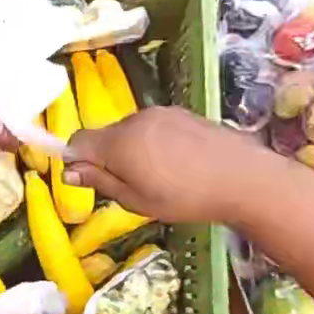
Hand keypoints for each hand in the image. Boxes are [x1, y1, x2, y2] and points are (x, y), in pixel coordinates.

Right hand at [64, 107, 273, 222]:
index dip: (76, 159)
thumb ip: (100, 182)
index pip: (77, 141)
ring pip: (128, 130)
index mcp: (119, 143)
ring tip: (160, 175)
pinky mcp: (179, 112)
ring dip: (131, 149)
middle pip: (104, 135)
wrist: (246, 179)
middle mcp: (134, 120)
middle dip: (107, 156)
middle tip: (131, 184)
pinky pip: (151, 125)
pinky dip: (152, 141)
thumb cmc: (187, 198)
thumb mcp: (137, 201)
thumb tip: (67, 172)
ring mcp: (159, 113)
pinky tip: (177, 162)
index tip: (89, 179)